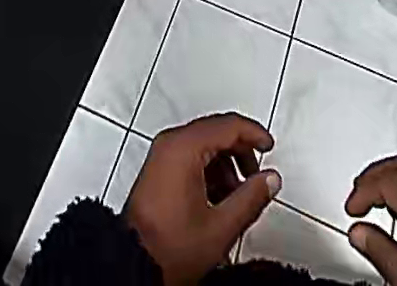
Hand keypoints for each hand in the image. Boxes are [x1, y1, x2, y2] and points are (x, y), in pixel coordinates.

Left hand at [124, 113, 281, 285]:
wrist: (126, 270)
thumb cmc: (164, 250)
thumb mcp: (220, 227)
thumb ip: (252, 197)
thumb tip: (270, 180)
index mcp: (184, 147)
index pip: (229, 125)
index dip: (254, 134)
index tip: (268, 145)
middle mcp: (169, 145)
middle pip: (217, 132)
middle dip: (240, 152)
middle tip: (255, 172)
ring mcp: (160, 158)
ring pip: (204, 145)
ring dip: (225, 164)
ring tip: (237, 194)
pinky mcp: (156, 172)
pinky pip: (190, 157)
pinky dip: (209, 170)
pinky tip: (217, 198)